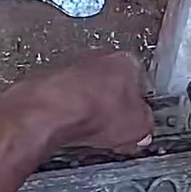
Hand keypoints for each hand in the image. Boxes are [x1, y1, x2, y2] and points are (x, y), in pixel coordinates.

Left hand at [0, 50, 152, 152]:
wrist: (49, 111)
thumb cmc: (91, 109)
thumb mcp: (137, 127)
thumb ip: (144, 126)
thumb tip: (143, 131)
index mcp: (126, 62)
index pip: (140, 83)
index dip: (138, 108)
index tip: (135, 124)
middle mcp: (97, 58)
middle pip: (110, 86)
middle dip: (111, 108)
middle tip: (112, 131)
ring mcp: (69, 68)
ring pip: (84, 92)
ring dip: (87, 111)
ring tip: (87, 134)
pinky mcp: (46, 83)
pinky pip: (62, 101)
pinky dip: (65, 115)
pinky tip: (66, 130)